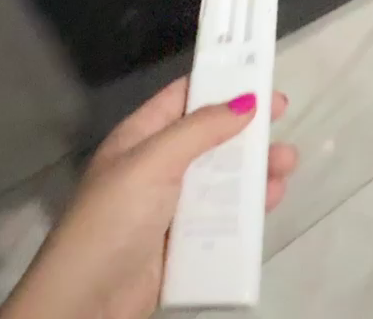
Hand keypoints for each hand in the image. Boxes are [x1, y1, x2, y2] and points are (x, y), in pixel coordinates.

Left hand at [0, 79, 296, 318]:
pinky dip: (249, 207)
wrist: (85, 305)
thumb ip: (200, 129)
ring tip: (287, 163)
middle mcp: (157, 167)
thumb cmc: (114, 218)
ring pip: (222, 177)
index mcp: (141, 138)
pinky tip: (272, 198)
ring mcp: (171, 207)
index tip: (258, 77)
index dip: (220, 85)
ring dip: (255, 167)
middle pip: (210, 137)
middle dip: (246, 127)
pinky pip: (223, 217)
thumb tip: (246, 100)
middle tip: (283, 117)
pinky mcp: (185, 244)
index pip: (184, 97)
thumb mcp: (153, 162)